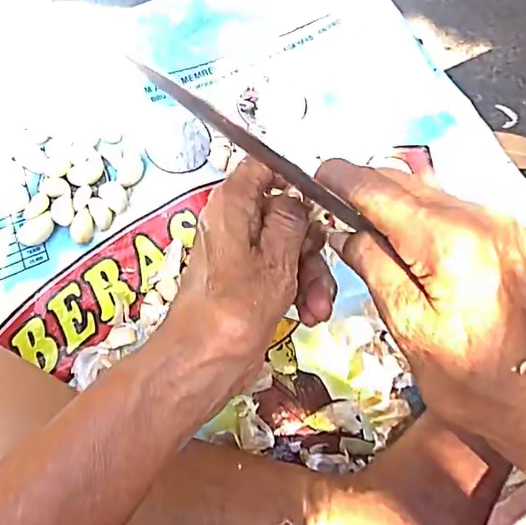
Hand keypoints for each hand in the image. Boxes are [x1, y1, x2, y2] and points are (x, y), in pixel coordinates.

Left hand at [166, 158, 332, 380]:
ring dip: (308, 273)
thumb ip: (290, 221)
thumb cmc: (234, 308)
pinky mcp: (243, 276)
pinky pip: (278, 268)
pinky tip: (305, 313)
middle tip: (316, 270)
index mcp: (230, 204)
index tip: (320, 201)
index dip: (292, 179)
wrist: (205, 357)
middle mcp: (230, 220)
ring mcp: (236, 249)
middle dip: (308, 242)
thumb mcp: (276, 260)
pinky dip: (296, 287)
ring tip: (314, 305)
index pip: (260, 167)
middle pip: (281, 211)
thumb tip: (295, 199)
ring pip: (285, 244)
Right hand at [314, 160, 525, 439]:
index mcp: (446, 242)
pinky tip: (396, 231)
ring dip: (383, 195)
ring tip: (358, 218)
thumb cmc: (473, 377)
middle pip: (397, 179)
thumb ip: (369, 264)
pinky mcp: (502, 230)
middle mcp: (476, 220)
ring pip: (418, 185)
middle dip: (357, 185)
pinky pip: (440, 201)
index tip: (313, 176)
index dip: (338, 177)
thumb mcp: (405, 323)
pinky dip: (410, 207)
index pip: (376, 188)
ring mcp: (494, 222)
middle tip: (328, 201)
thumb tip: (342, 232)